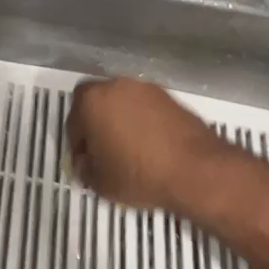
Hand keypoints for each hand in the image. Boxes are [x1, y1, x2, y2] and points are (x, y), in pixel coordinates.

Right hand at [69, 77, 234, 211]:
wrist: (195, 170)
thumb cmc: (139, 173)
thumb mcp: (100, 182)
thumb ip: (85, 169)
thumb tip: (86, 164)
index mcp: (92, 100)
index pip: (73, 119)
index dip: (76, 143)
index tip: (84, 161)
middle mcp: (118, 86)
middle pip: (99, 105)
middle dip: (98, 127)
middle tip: (103, 153)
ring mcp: (148, 90)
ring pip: (125, 106)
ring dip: (123, 124)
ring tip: (128, 153)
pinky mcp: (172, 99)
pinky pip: (148, 111)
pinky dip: (145, 125)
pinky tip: (150, 150)